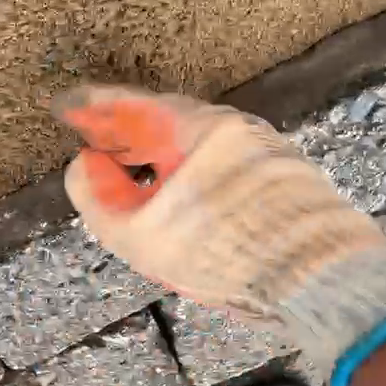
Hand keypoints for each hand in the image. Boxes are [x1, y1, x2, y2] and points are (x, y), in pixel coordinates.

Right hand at [53, 85, 385, 320]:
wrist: (319, 279)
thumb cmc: (219, 253)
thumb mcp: (134, 233)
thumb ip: (95, 193)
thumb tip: (84, 166)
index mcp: (193, 129)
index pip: (129, 106)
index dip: (91, 107)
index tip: (66, 106)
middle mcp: (232, 126)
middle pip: (165, 120)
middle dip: (127, 133)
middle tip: (100, 145)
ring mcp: (264, 147)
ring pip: (197, 141)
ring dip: (161, 153)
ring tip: (137, 174)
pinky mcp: (286, 173)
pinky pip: (223, 159)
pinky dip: (192, 167)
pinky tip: (184, 195)